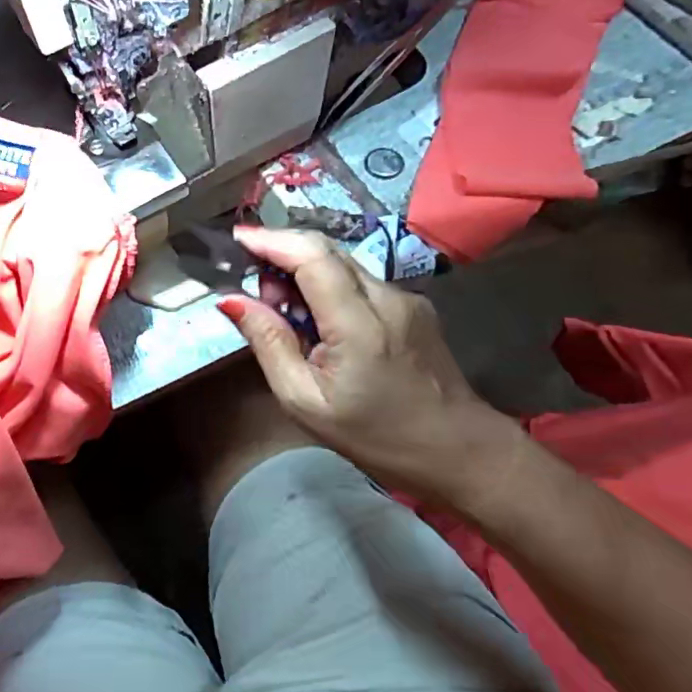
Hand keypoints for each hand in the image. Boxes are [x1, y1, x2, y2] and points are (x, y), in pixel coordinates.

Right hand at [216, 226, 530, 508]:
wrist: (460, 452)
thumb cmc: (376, 437)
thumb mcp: (305, 401)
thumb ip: (269, 344)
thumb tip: (231, 300)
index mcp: (360, 324)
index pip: (312, 257)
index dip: (272, 240)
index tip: (238, 238)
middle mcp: (387, 298)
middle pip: (326, 251)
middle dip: (282, 257)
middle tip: (260, 296)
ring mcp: (406, 298)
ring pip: (342, 264)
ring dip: (304, 274)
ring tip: (288, 317)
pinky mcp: (413, 304)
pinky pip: (359, 281)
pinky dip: (328, 288)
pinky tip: (320, 324)